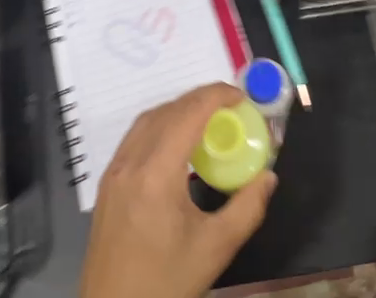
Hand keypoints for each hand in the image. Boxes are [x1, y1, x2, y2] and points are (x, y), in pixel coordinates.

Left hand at [81, 83, 276, 297]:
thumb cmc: (166, 282)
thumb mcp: (215, 249)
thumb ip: (247, 208)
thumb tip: (268, 177)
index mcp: (156, 175)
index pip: (187, 116)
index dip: (215, 97)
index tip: (241, 96)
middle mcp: (130, 163)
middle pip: (166, 112)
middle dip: (199, 99)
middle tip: (230, 105)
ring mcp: (114, 171)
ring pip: (146, 120)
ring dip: (177, 109)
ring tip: (208, 117)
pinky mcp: (107, 183)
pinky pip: (134, 137)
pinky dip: (159, 125)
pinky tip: (177, 141)